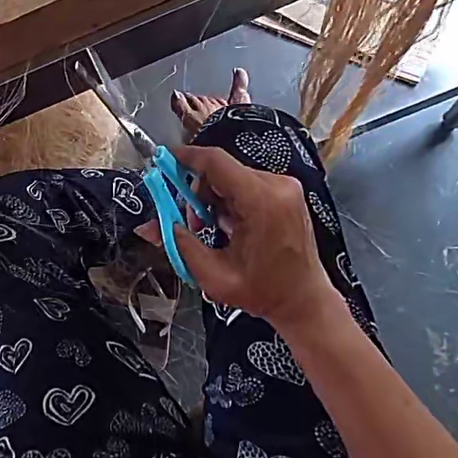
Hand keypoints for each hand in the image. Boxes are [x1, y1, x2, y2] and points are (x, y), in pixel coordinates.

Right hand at [151, 145, 345, 334]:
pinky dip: (231, 200)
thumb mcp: (214, 276)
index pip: (216, 162)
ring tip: (216, 230)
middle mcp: (277, 187)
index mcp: (262, 202)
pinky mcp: (286, 192)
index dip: (186, 158)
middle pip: (221, 170)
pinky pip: (246, 184)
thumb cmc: (268, 291)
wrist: (303, 299)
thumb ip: (181, 245)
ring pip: (231, 177)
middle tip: (194, 223)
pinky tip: (232, 226)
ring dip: (214, 199)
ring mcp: (285, 187)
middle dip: (198, 193)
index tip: (165, 161)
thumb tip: (154, 225)